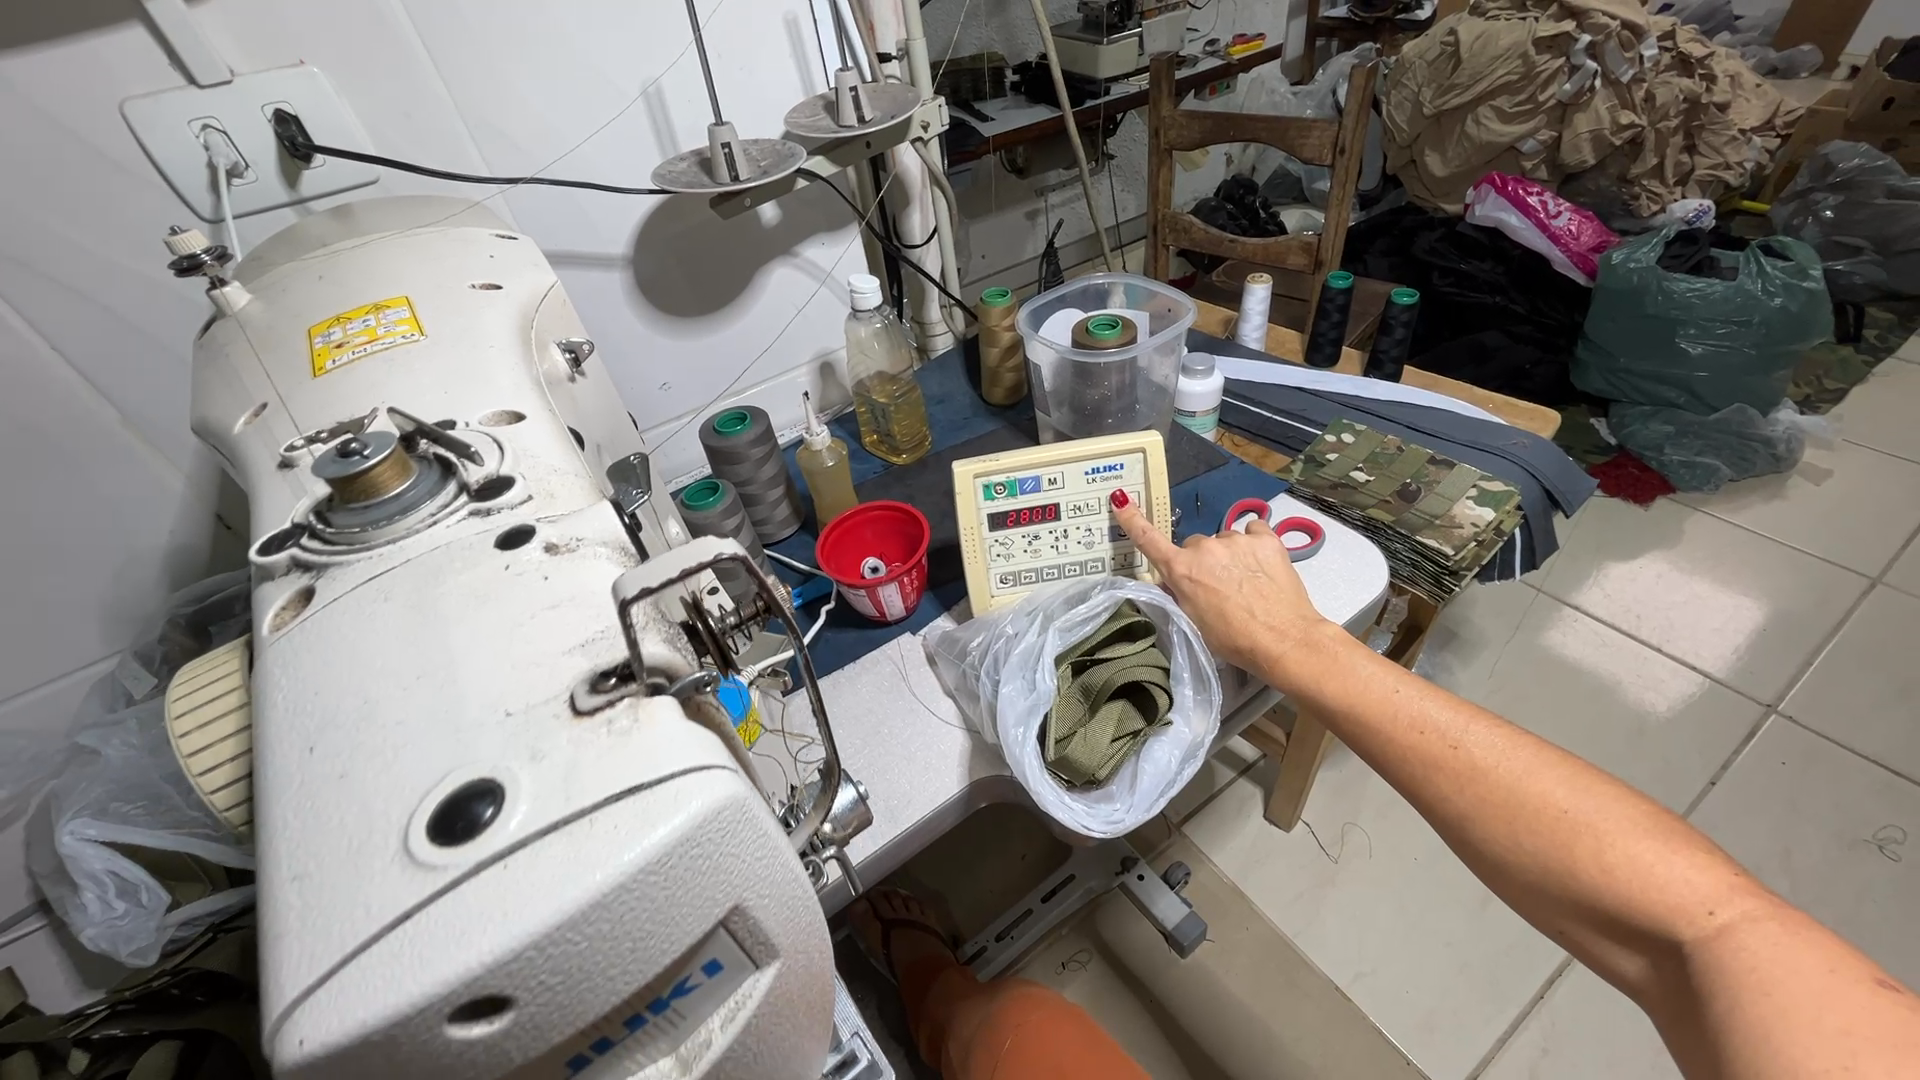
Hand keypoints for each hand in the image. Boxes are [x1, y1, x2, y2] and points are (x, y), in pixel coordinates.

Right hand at [1110, 490, 1336, 677]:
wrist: (1283, 640)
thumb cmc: (1233, 640)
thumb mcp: (1194, 622)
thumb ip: (1180, 594)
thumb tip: (1173, 581)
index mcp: (1181, 570)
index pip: (1149, 540)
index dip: (1132, 520)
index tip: (1120, 501)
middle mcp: (1204, 548)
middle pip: (1194, 546)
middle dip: (1201, 561)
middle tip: (1218, 587)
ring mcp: (1236, 540)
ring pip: (1224, 541)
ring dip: (1229, 555)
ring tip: (1246, 582)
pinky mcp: (1266, 539)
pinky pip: (1252, 531)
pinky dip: (1254, 543)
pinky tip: (1261, 564)